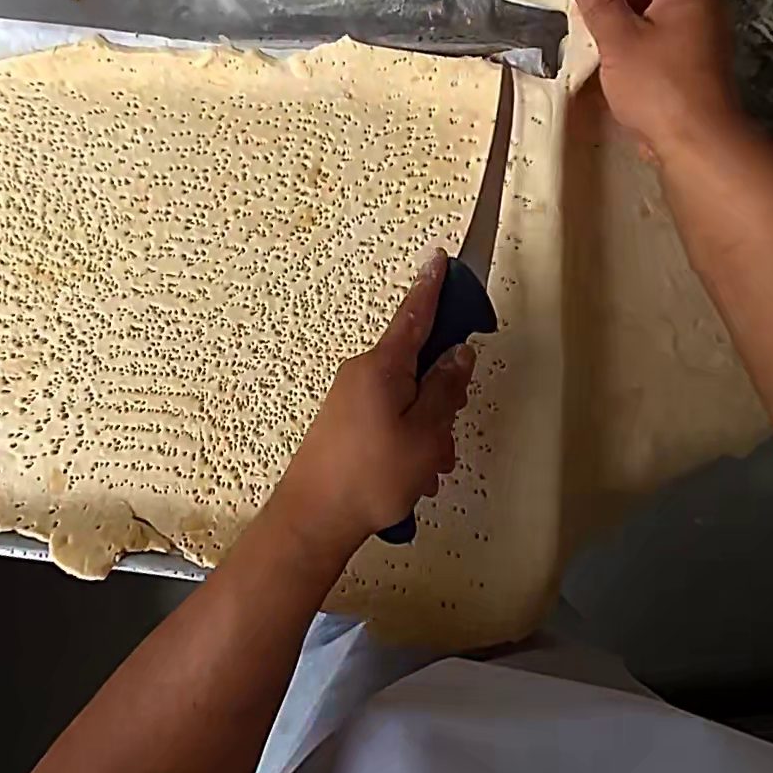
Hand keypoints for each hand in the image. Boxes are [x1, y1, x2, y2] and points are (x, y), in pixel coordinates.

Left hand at [269, 249, 476, 558]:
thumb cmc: (370, 475)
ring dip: (429, 429)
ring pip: (410, 399)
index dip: (432, 287)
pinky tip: (413, 474)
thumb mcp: (425, 432)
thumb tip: (458, 352)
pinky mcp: (347, 421)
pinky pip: (392, 418)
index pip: (414, 315)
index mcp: (381, 367)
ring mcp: (352, 398)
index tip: (439, 258)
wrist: (314, 514)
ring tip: (427, 466)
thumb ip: (446, 389)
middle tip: (446, 433)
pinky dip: (410, 441)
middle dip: (443, 397)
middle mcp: (362, 374)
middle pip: (419, 365)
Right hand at [569, 0, 755, 163]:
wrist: (690, 134)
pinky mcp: (688, 58)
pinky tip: (610, 58)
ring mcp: (697, 32)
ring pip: (655, 9)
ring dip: (622, 18)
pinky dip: (632, 38)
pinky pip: (658, 34)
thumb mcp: (618, 41)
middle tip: (582, 11)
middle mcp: (700, 4)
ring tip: (591, 36)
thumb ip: (600, 4)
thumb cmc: (656, 85)